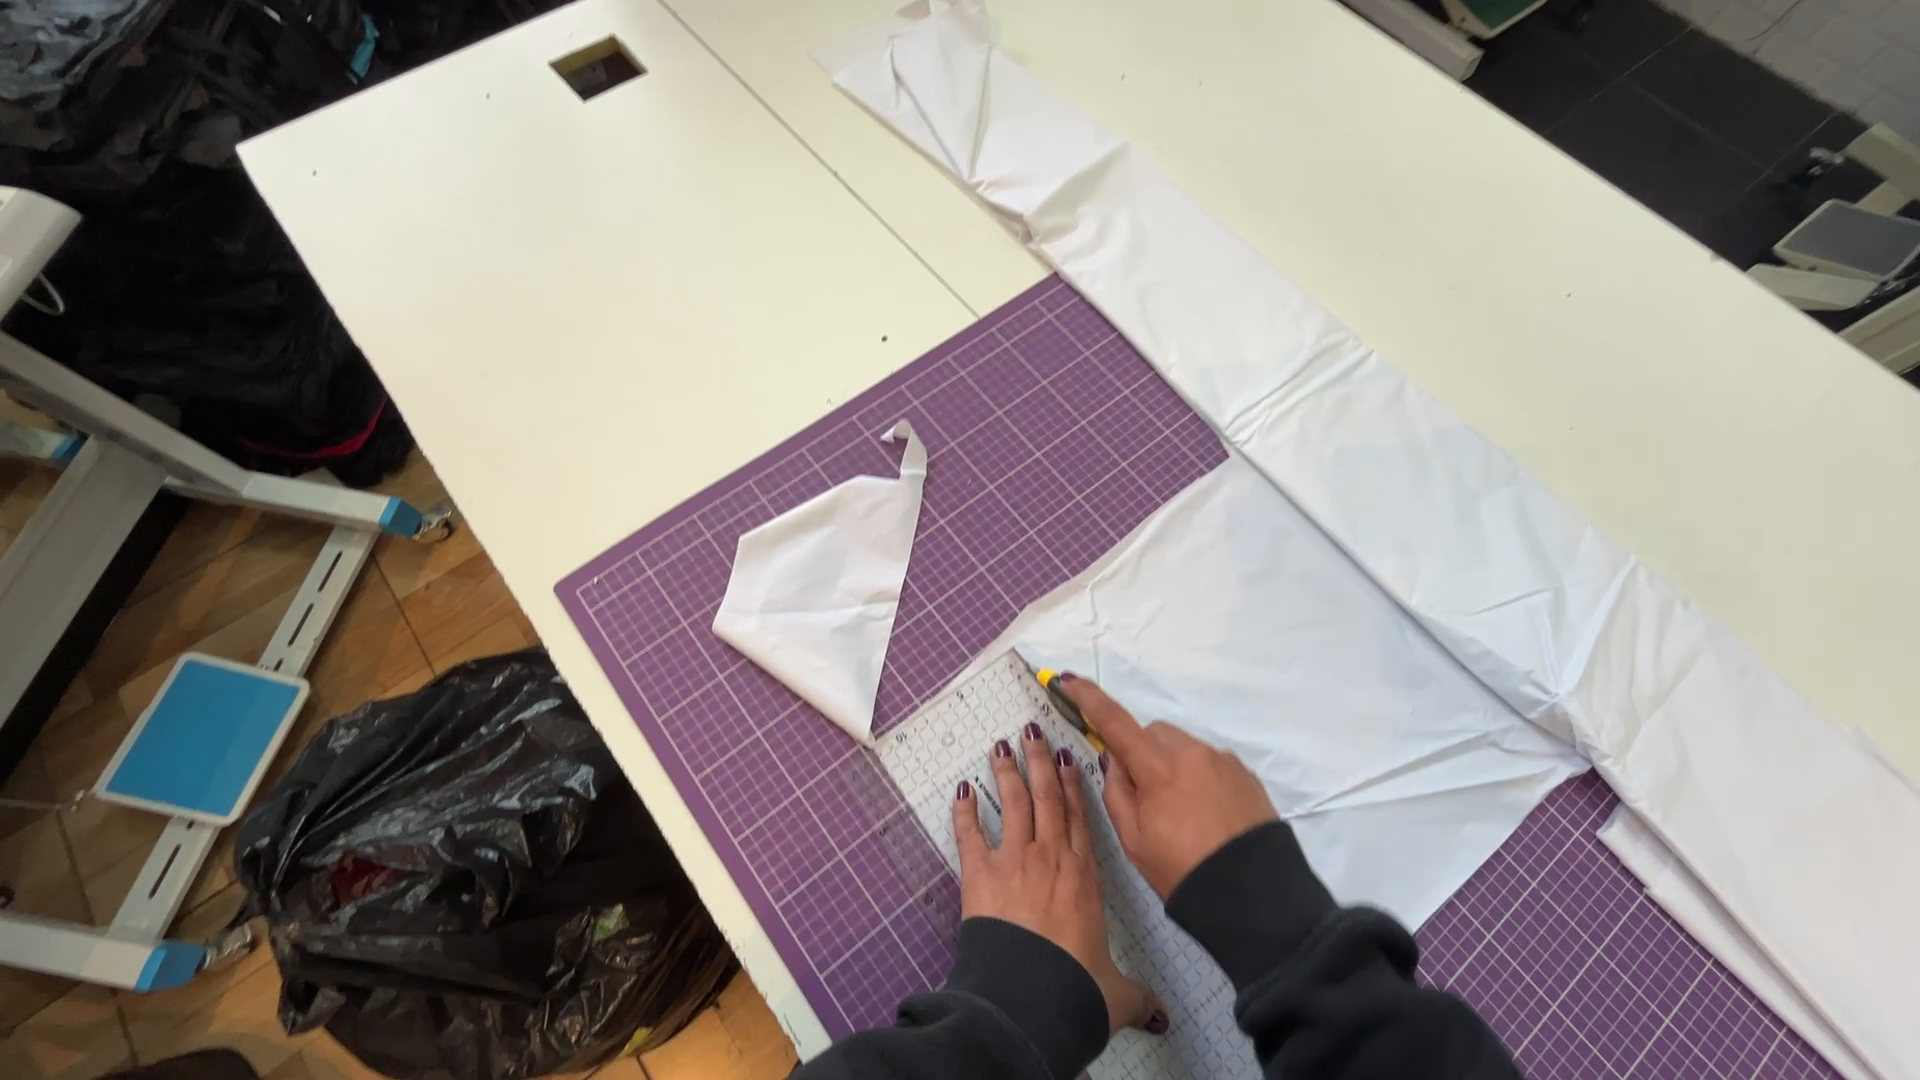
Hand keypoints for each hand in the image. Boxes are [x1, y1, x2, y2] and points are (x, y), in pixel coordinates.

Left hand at [954, 722, 1167, 1037]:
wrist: (1031, 999)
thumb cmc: (1077, 989)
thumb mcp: (1116, 992)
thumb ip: (1136, 994)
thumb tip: (1160, 1016)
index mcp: (1084, 874)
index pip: (1079, 816)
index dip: (1072, 783)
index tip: (1066, 755)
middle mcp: (1052, 856)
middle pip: (1046, 796)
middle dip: (1039, 760)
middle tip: (1031, 730)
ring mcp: (1015, 859)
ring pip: (1014, 802)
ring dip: (1006, 771)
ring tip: (1000, 744)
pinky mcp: (981, 872)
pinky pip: (971, 833)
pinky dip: (965, 810)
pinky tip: (962, 790)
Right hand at [1058, 674, 1278, 898]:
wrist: (1256, 899)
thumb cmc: (1183, 871)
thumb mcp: (1134, 840)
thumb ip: (1116, 792)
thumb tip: (1114, 760)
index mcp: (1159, 767)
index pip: (1115, 722)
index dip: (1089, 699)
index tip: (1070, 680)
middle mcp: (1192, 752)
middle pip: (1153, 734)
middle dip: (1141, 752)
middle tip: (1142, 794)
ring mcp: (1223, 761)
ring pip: (1182, 748)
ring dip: (1170, 766)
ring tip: (1180, 813)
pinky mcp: (1245, 775)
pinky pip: (1209, 764)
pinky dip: (1198, 779)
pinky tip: (1205, 816)